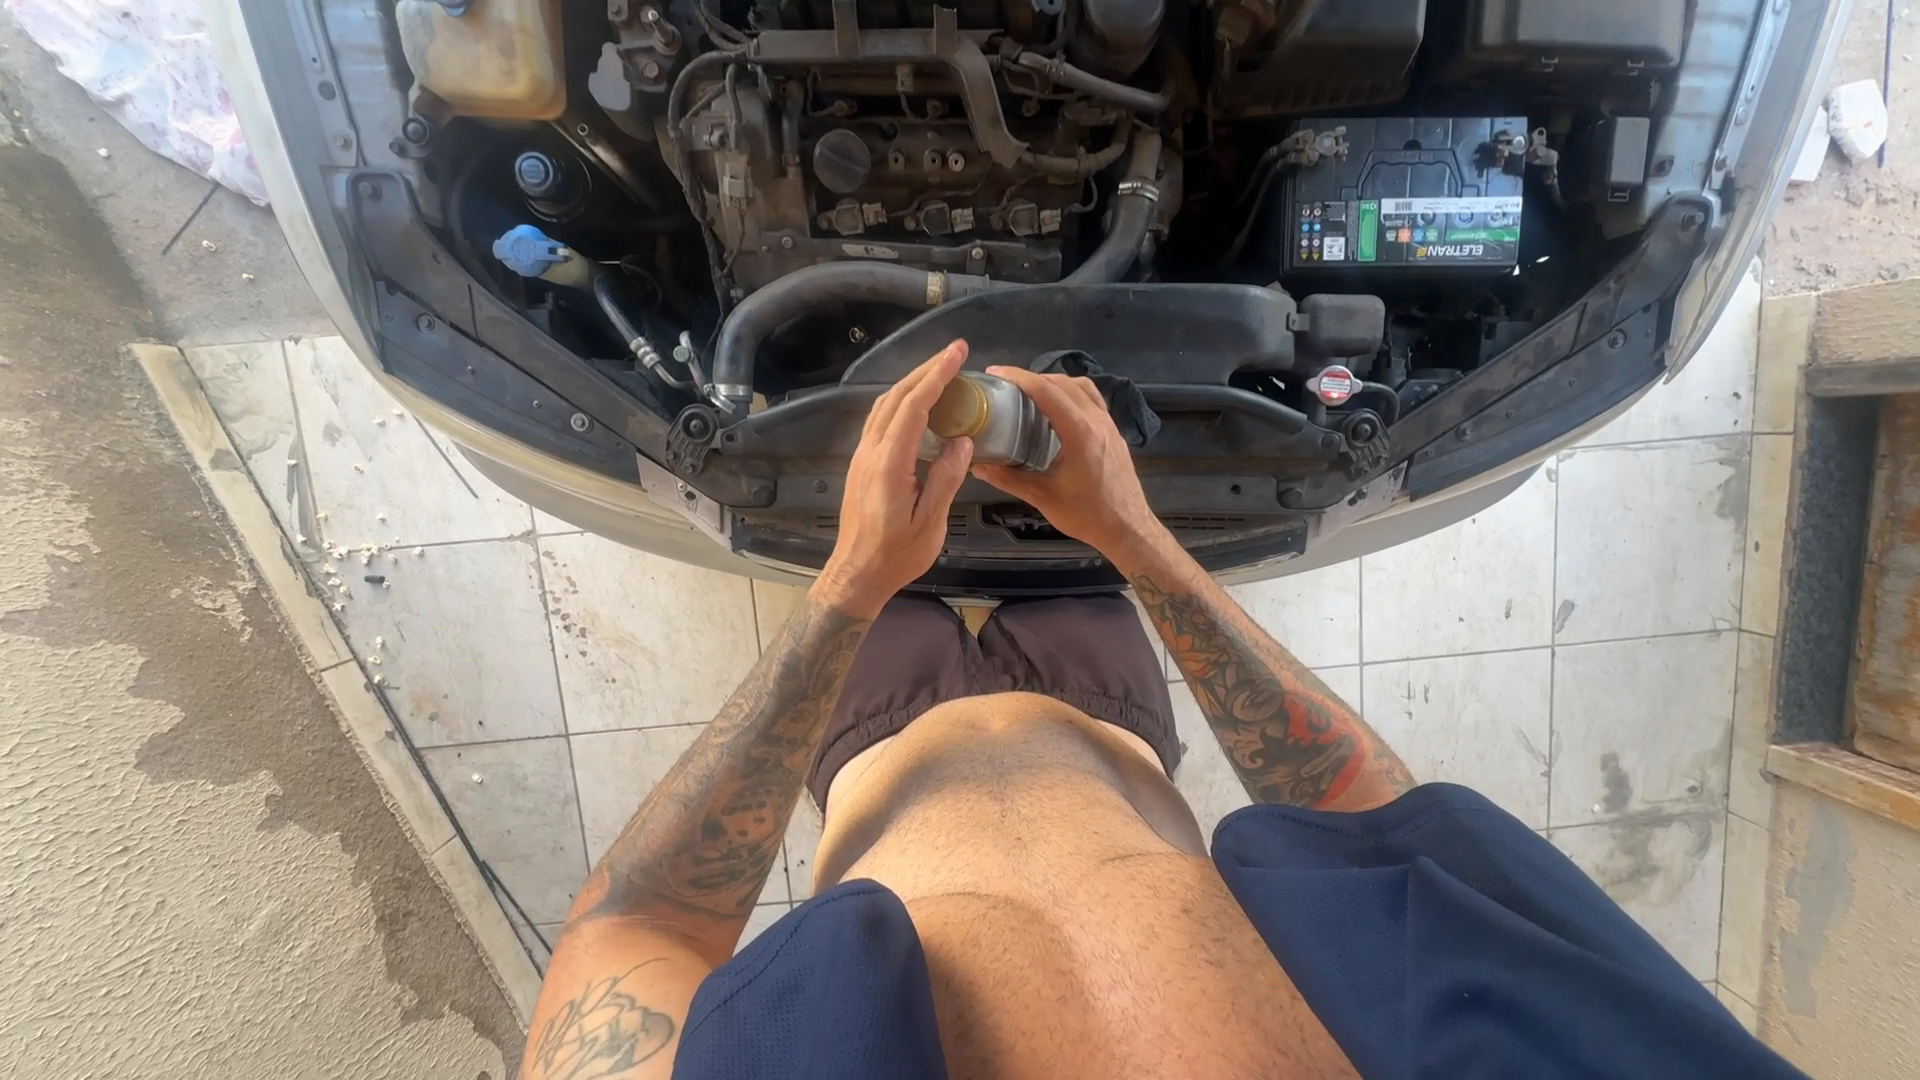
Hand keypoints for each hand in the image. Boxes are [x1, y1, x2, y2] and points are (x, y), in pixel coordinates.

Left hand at [813, 340, 974, 618]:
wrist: (856, 574)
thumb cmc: (895, 556)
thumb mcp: (930, 523)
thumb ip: (946, 479)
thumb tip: (962, 441)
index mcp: (889, 463)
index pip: (914, 406)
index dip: (936, 376)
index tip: (957, 354)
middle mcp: (870, 452)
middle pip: (896, 397)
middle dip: (926, 370)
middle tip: (954, 353)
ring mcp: (862, 457)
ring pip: (883, 406)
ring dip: (911, 383)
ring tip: (940, 372)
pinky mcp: (861, 465)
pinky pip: (879, 421)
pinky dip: (901, 402)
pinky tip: (917, 405)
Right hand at [970, 365, 1170, 565]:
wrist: (1127, 528)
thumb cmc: (1087, 514)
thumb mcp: (1042, 497)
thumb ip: (1009, 478)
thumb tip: (978, 466)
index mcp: (1079, 432)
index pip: (1046, 391)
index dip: (1018, 377)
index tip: (996, 373)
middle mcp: (1097, 420)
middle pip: (1063, 383)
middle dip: (1033, 378)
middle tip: (1006, 385)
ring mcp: (1109, 424)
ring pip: (1081, 387)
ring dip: (1055, 383)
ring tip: (1031, 393)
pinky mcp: (1114, 432)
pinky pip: (1092, 400)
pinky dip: (1072, 394)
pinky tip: (1058, 409)